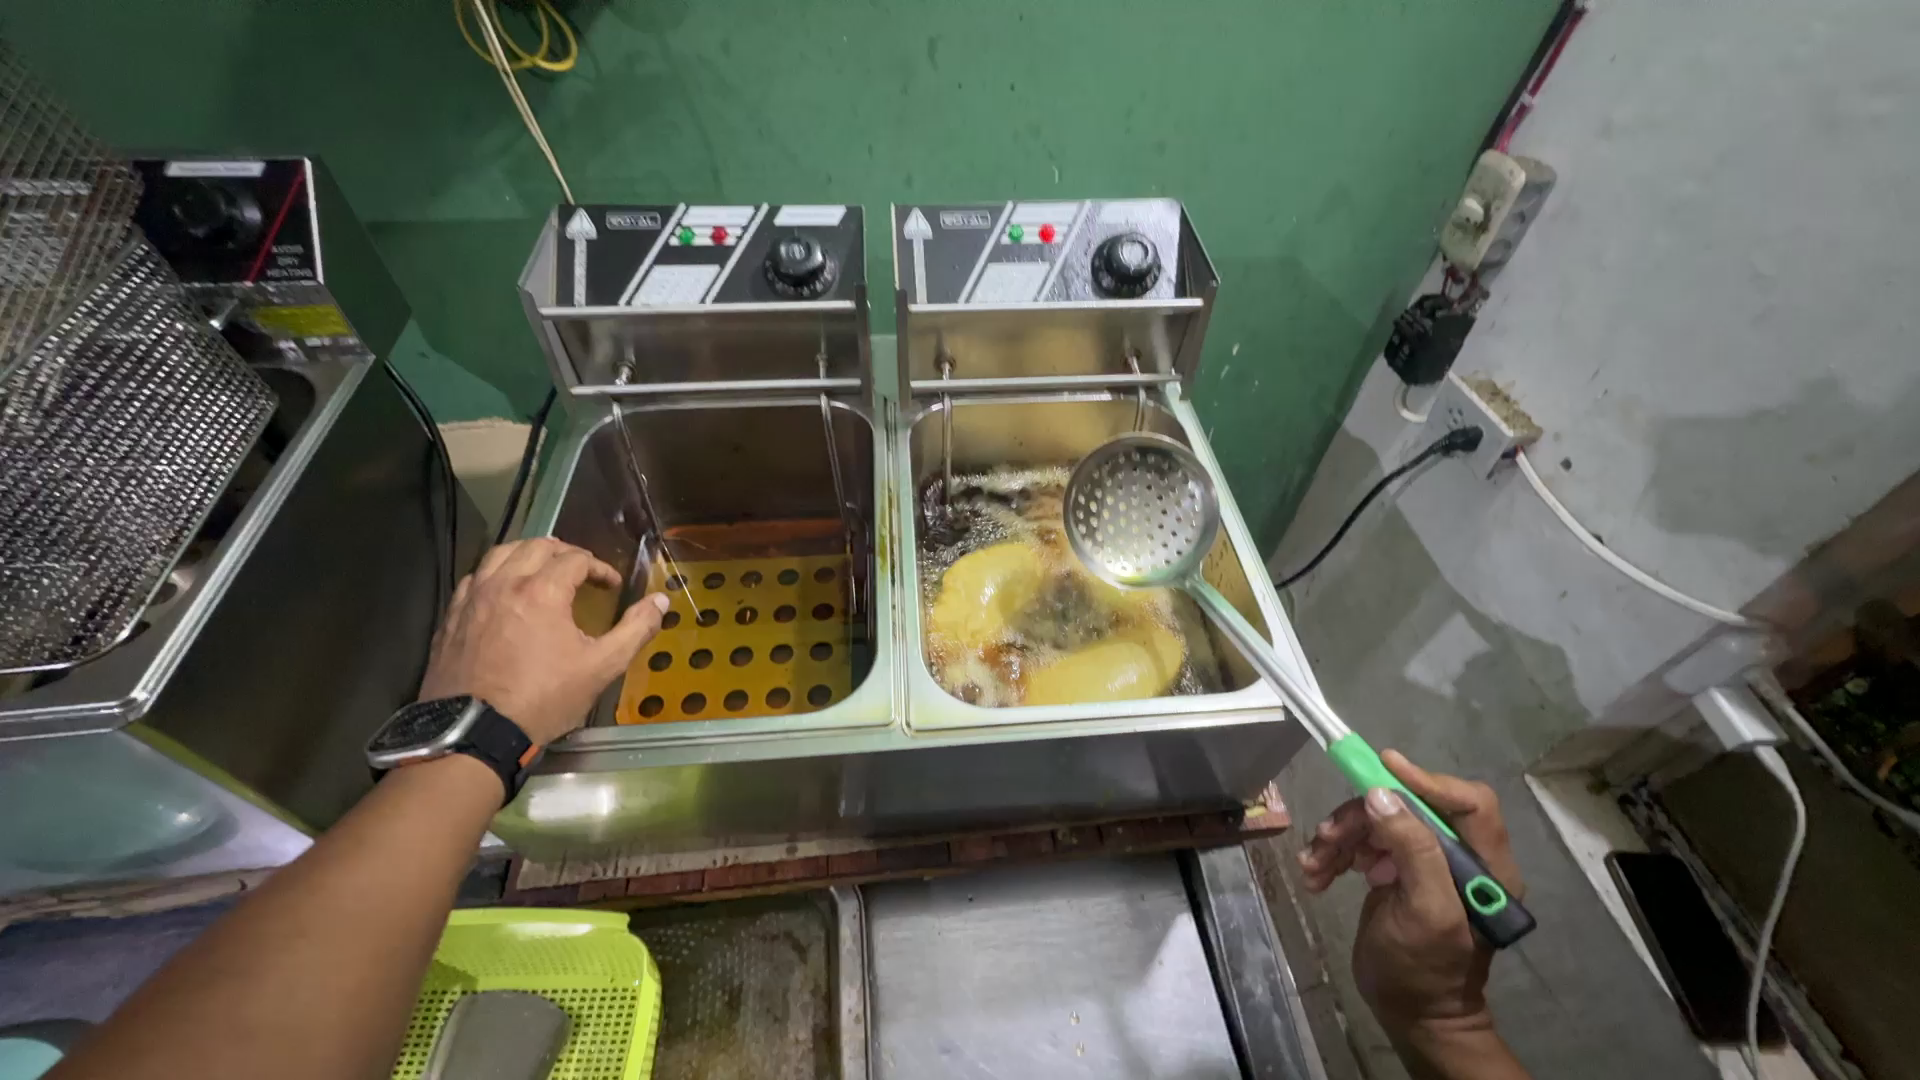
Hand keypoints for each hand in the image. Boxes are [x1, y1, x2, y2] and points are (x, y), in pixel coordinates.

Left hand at [417, 537, 667, 746]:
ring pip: (499, 554)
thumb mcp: (602, 667)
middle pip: (535, 546)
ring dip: (527, 554)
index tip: (612, 586)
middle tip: (582, 571)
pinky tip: (505, 592)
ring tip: (543, 570)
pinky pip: (474, 579)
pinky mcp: (451, 618)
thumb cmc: (544, 698)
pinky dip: (496, 574)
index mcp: (543, 591)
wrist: (475, 732)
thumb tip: (660, 600)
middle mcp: (504, 584)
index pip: (576, 559)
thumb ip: (635, 629)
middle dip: (565, 552)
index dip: (600, 568)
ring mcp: (473, 600)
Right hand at [1297, 751, 1523, 1035]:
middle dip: (1362, 819)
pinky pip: (1361, 844)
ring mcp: (1423, 863)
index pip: (1468, 802)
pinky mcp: (1393, 872)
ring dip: (1339, 838)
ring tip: (1314, 864)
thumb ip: (1413, 851)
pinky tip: (1317, 874)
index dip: (1426, 780)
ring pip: (1377, 822)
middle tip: (1328, 837)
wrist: (1411, 1016)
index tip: (1381, 766)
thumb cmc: (1426, 971)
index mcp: (1484, 865)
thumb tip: (1381, 794)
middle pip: (1407, 808)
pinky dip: (1334, 854)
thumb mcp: (1425, 913)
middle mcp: (1458, 857)